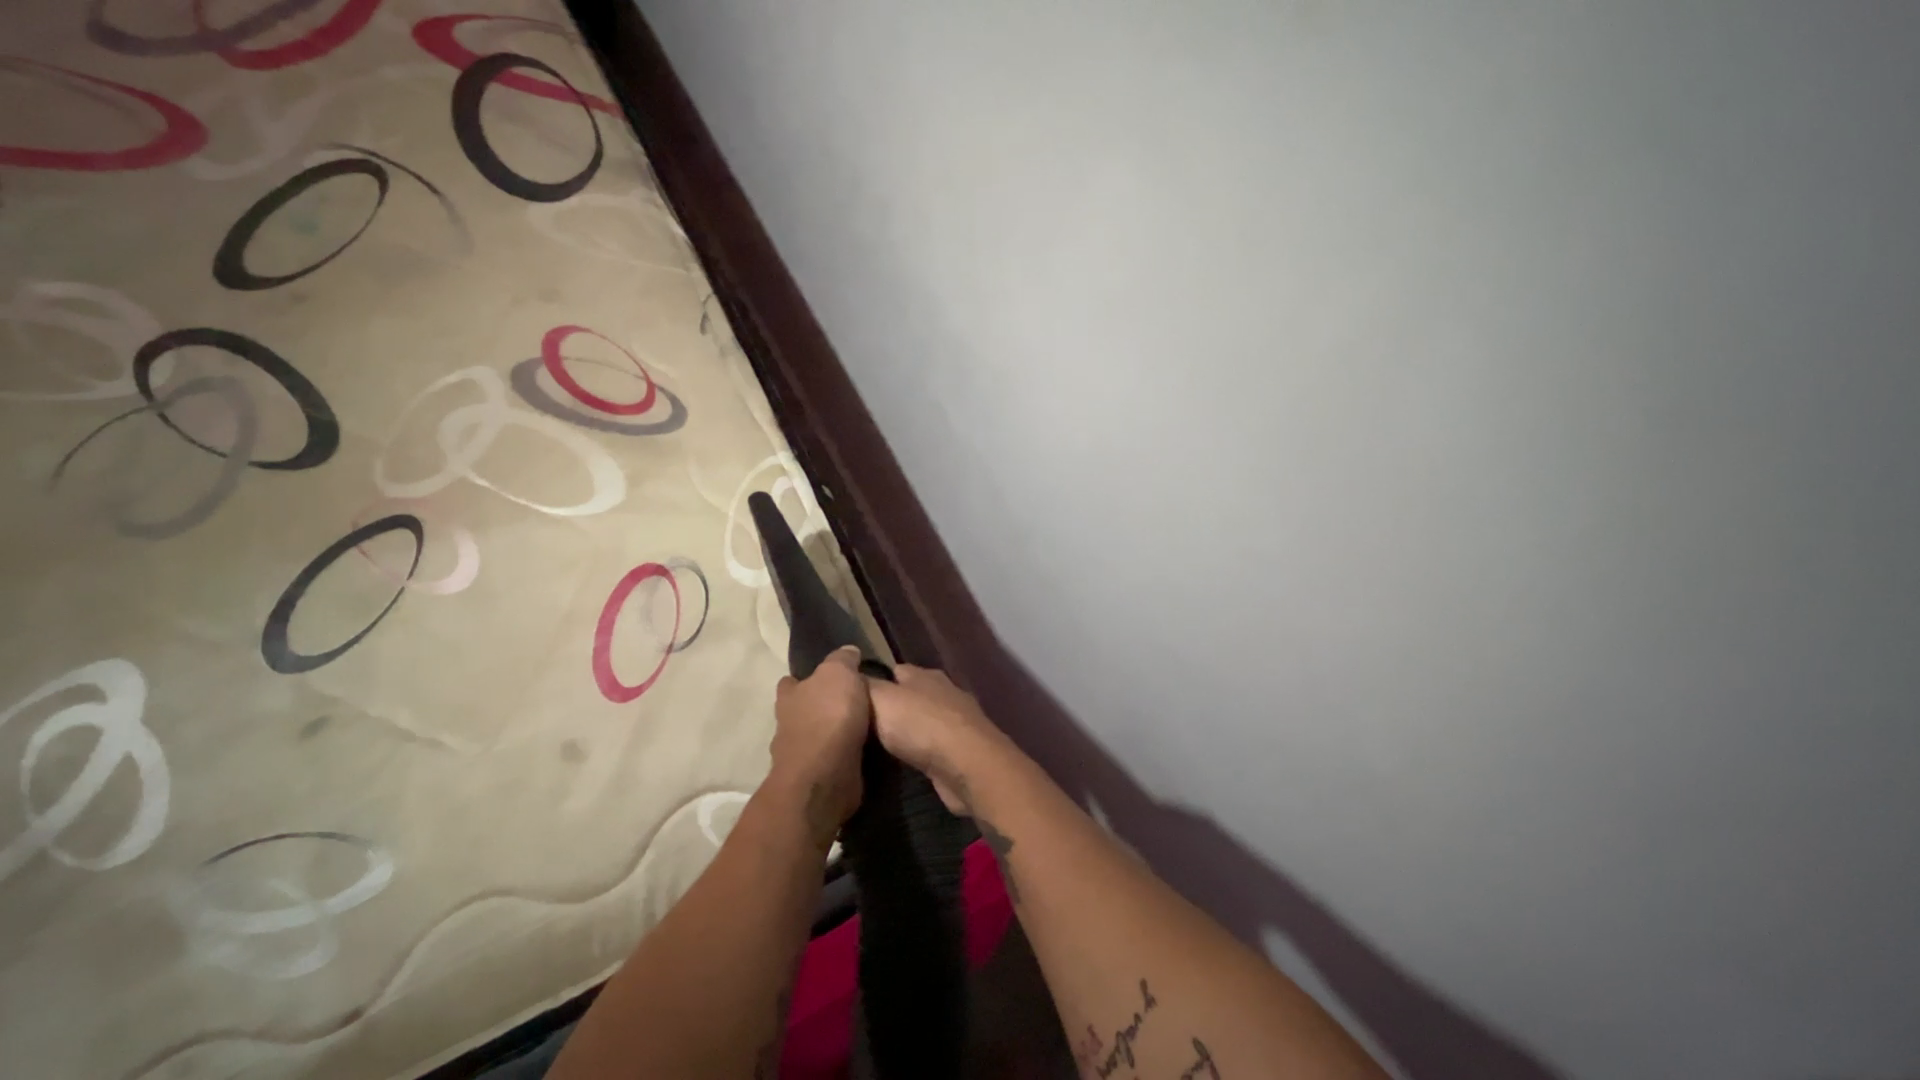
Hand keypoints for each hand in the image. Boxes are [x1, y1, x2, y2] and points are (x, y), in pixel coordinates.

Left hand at [771, 647, 869, 845]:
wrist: (825, 776)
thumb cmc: (828, 717)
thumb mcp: (840, 675)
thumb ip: (843, 661)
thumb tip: (848, 651)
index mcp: (790, 696)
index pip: (790, 682)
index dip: (805, 679)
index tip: (827, 679)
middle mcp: (788, 724)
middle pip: (803, 711)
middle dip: (821, 709)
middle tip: (852, 703)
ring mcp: (800, 754)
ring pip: (816, 737)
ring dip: (834, 735)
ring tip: (864, 728)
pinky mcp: (816, 777)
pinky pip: (831, 761)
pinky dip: (843, 756)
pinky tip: (864, 752)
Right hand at [866, 665, 1009, 816]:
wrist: (967, 765)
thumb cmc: (921, 726)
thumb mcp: (880, 700)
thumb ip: (864, 687)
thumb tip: (849, 674)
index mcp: (924, 674)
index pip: (894, 670)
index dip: (873, 681)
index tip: (852, 696)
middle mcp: (942, 692)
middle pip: (910, 695)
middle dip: (890, 706)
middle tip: (861, 724)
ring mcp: (956, 721)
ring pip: (923, 721)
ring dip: (907, 730)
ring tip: (878, 745)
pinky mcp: (962, 749)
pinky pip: (933, 745)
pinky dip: (921, 751)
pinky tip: (906, 761)